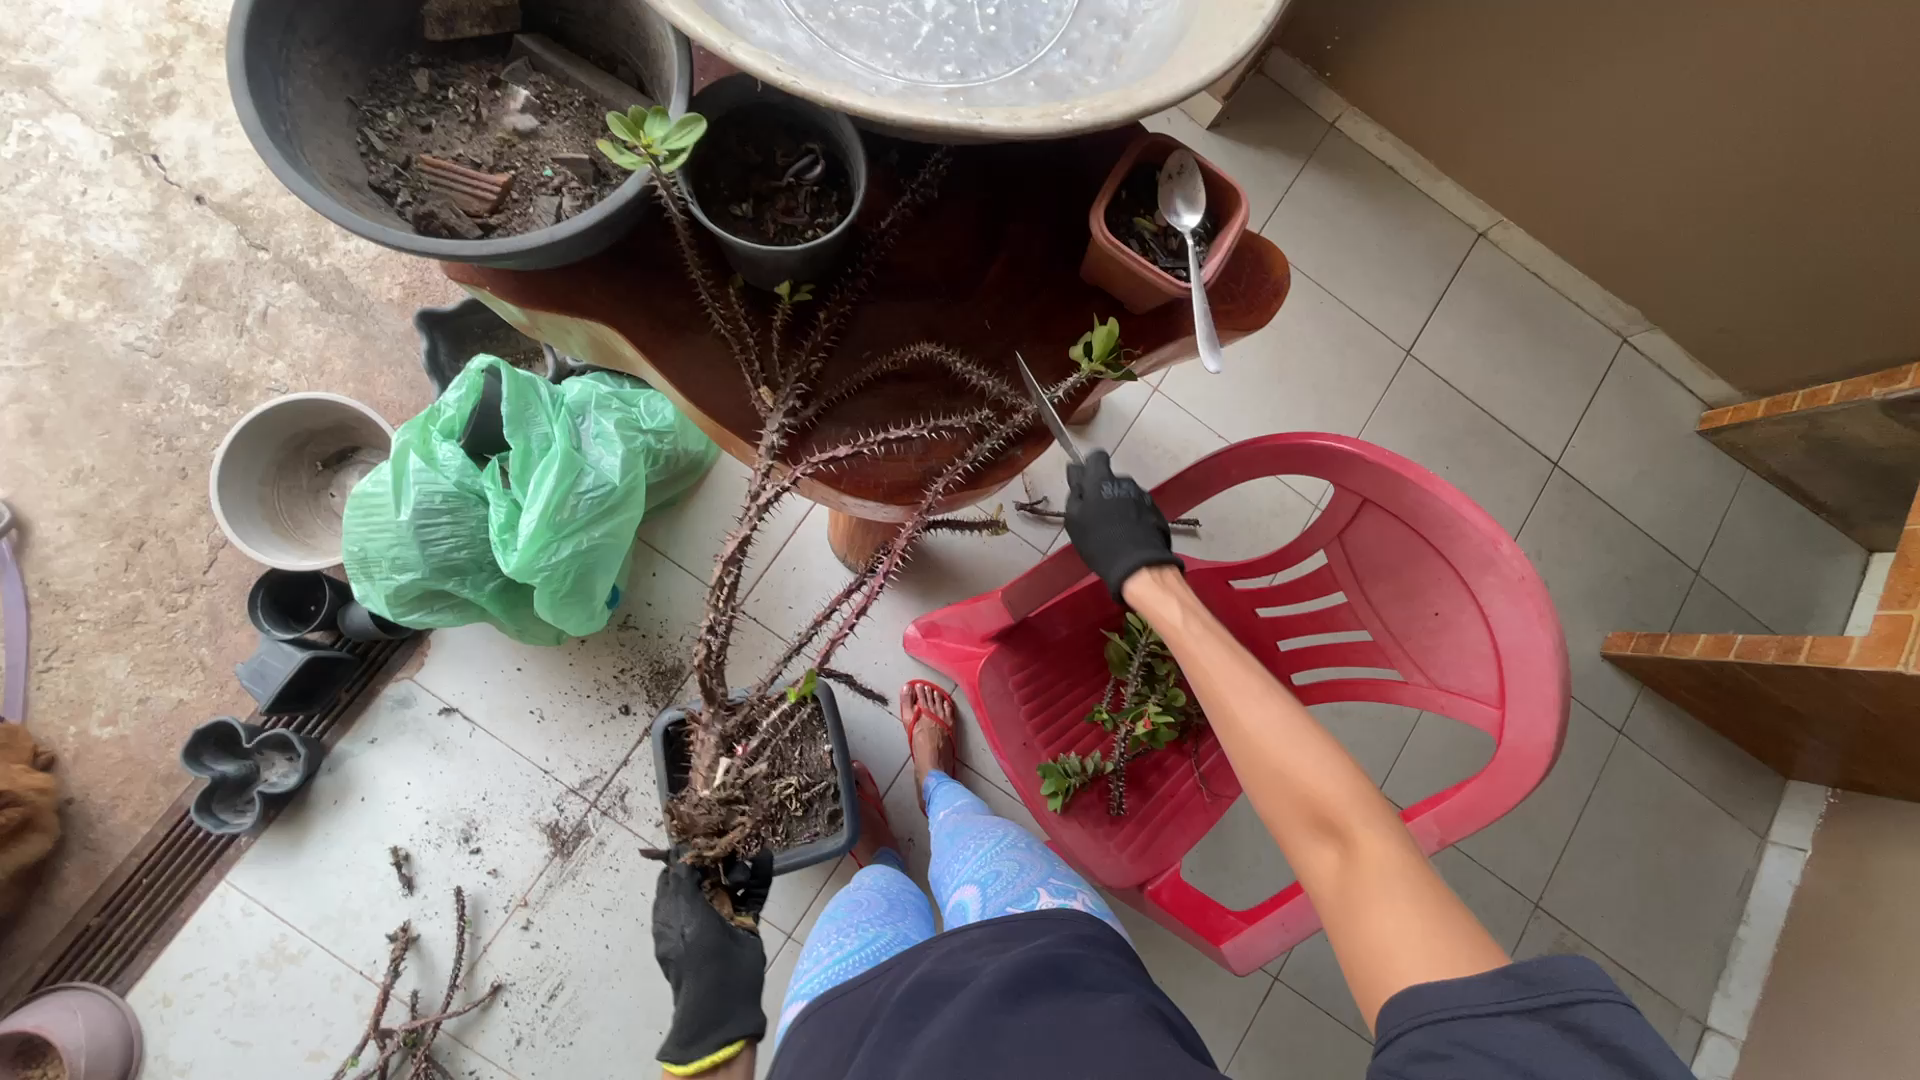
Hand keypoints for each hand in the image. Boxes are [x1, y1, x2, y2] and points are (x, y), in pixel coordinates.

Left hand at [654, 851, 772, 1073]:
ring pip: (730, 883)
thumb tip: (680, 851)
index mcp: (671, 913)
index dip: (684, 856)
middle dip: (715, 857)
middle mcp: (695, 914)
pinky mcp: (745, 924)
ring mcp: (722, 919)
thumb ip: (681, 879)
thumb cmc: (693, 953)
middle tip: (727, 836)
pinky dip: (760, 877)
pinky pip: (753, 895)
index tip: (698, 832)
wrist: (721, 999)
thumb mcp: (681, 911)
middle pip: (704, 877)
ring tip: (746, 848)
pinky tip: (766, 857)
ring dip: (738, 866)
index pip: (674, 877)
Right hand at [1064, 450, 1183, 601]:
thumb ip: (1075, 493)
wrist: (1138, 563)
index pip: (1096, 457)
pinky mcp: (1156, 510)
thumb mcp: (1074, 520)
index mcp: (1101, 480)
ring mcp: (1143, 495)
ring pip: (1125, 493)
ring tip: (1115, 528)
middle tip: (1097, 514)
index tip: (1085, 485)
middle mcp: (1124, 481)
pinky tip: (1129, 534)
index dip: (1089, 468)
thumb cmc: (1098, 541)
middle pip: (1111, 478)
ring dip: (1119, 504)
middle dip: (1104, 490)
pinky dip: (1133, 515)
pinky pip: (1138, 507)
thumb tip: (1076, 473)